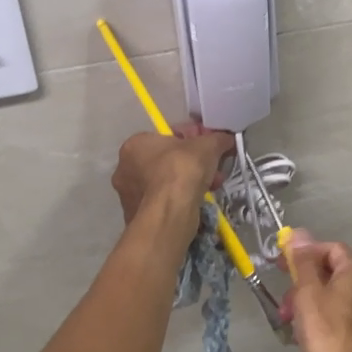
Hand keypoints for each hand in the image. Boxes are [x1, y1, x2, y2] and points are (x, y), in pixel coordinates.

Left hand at [111, 126, 233, 222]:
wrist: (169, 214)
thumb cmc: (182, 169)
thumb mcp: (208, 144)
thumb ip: (218, 139)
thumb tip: (226, 139)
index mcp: (134, 144)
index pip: (167, 136)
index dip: (193, 137)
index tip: (209, 145)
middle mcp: (124, 168)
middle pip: (166, 160)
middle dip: (192, 162)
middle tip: (212, 166)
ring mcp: (128, 195)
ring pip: (165, 182)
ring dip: (188, 181)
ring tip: (211, 184)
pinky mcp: (136, 216)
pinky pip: (163, 200)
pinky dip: (181, 198)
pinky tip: (199, 200)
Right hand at [282, 230, 351, 351]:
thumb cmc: (326, 333)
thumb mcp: (308, 293)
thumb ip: (303, 262)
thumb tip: (299, 234)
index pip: (331, 248)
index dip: (306, 252)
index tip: (283, 265)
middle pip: (332, 272)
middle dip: (304, 283)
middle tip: (284, 302)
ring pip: (334, 296)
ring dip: (309, 303)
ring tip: (290, 323)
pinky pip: (340, 316)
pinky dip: (321, 319)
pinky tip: (305, 337)